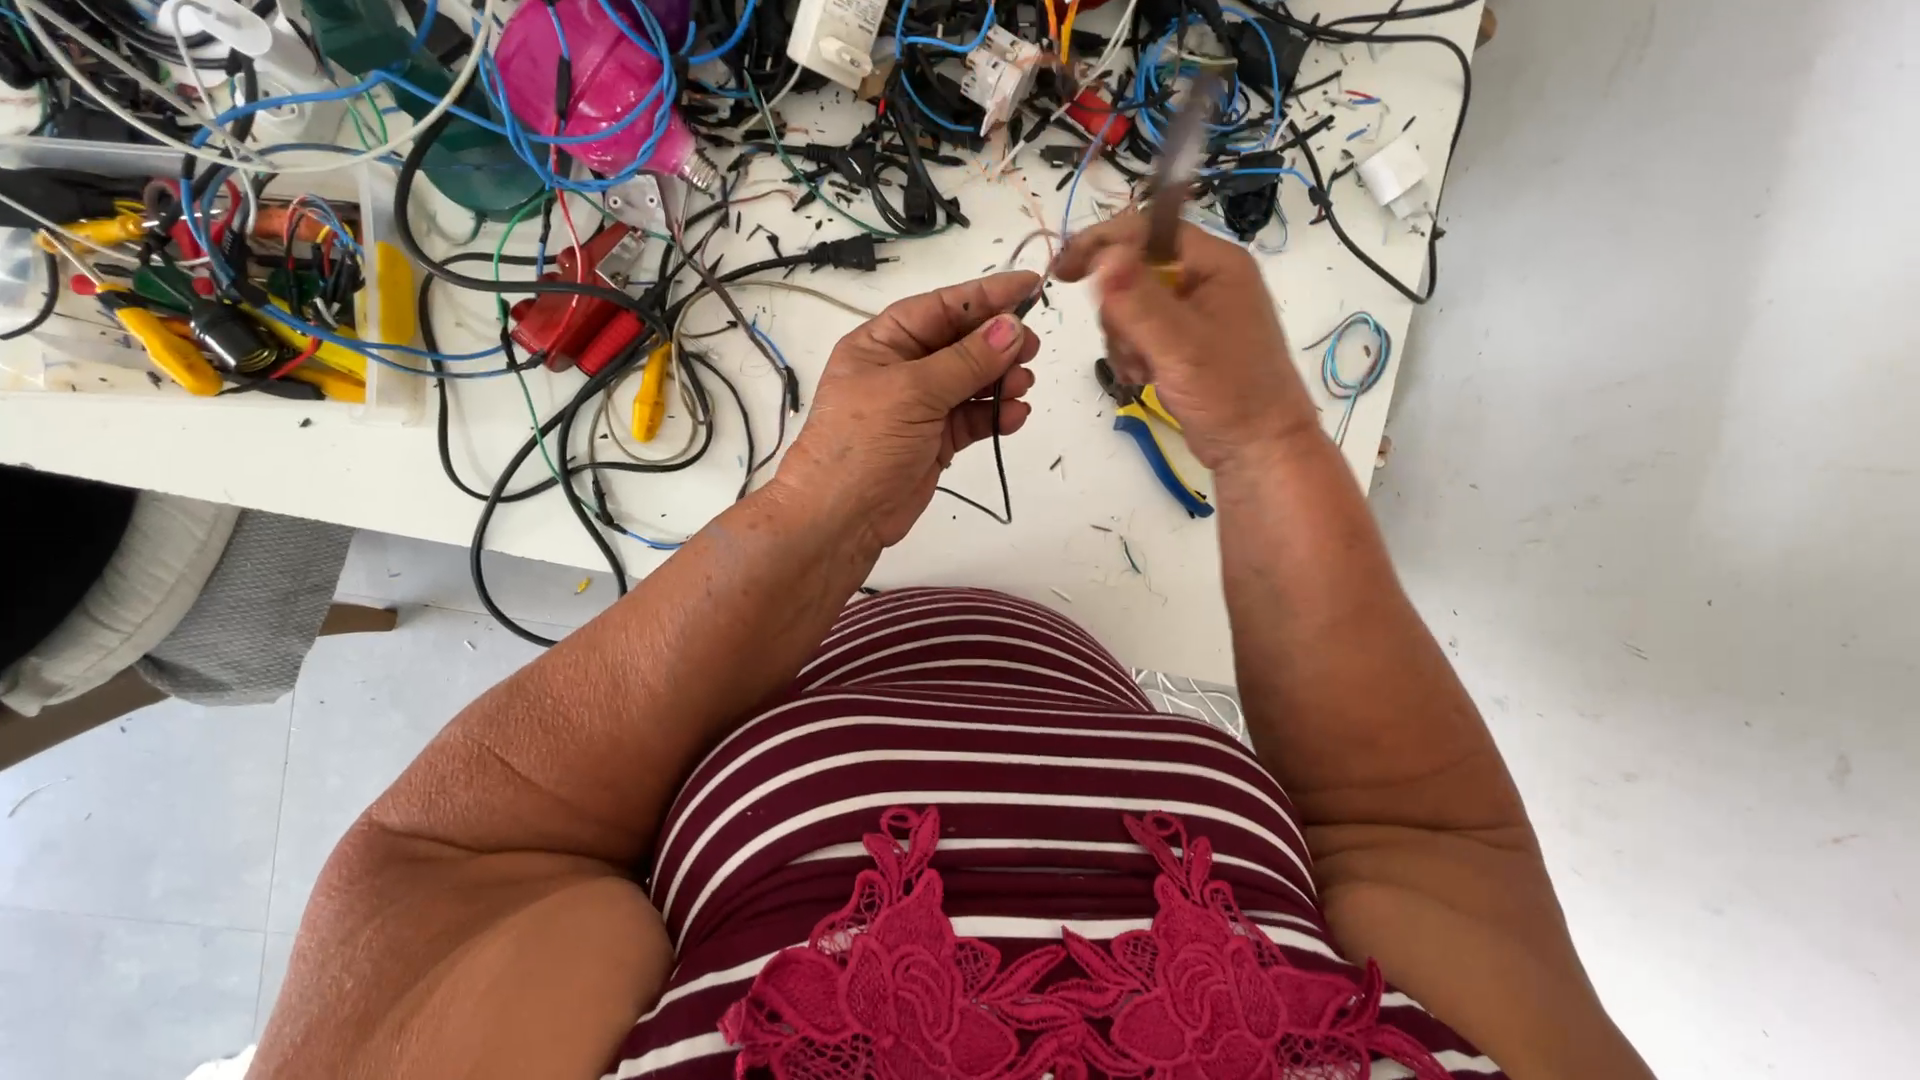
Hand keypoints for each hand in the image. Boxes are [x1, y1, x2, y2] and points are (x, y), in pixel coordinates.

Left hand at [772, 271, 1040, 549]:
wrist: (841, 517)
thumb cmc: (862, 444)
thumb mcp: (913, 392)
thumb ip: (966, 360)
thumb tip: (1011, 328)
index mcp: (883, 343)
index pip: (941, 307)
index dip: (985, 296)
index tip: (1030, 286)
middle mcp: (902, 369)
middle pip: (961, 343)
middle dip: (998, 343)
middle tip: (1032, 348)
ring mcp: (920, 407)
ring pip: (972, 381)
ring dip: (1001, 380)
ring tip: (1023, 384)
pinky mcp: (936, 440)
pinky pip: (973, 418)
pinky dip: (996, 415)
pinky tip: (1015, 415)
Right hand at [1052, 213, 1317, 472]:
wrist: (1258, 449)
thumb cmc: (1230, 394)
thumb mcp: (1180, 345)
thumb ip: (1138, 300)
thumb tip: (1103, 255)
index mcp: (1215, 263)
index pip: (1147, 231)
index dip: (1102, 245)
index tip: (1063, 273)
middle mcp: (1204, 279)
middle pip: (1132, 270)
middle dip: (1118, 310)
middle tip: (1129, 345)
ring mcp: (1193, 313)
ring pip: (1130, 306)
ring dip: (1123, 339)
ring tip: (1143, 369)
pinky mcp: (1183, 343)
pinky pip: (1139, 334)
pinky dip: (1131, 355)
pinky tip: (1144, 377)